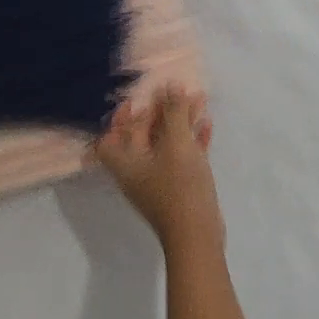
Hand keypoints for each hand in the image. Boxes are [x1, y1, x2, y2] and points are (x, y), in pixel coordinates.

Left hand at [95, 88, 224, 252]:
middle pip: (143, 136)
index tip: (137, 98)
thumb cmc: (179, 186)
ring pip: (166, 143)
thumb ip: (173, 113)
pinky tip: (207, 124)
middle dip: (160, 112)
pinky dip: (192, 138)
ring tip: (199, 100)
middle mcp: (139, 170)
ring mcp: (160, 179)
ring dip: (180, 121)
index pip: (111, 138)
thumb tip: (170, 85)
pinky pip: (183, 155)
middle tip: (177, 90)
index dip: (119, 118)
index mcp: (128, 162)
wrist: (196, 233)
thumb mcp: (176, 144)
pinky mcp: (180, 185)